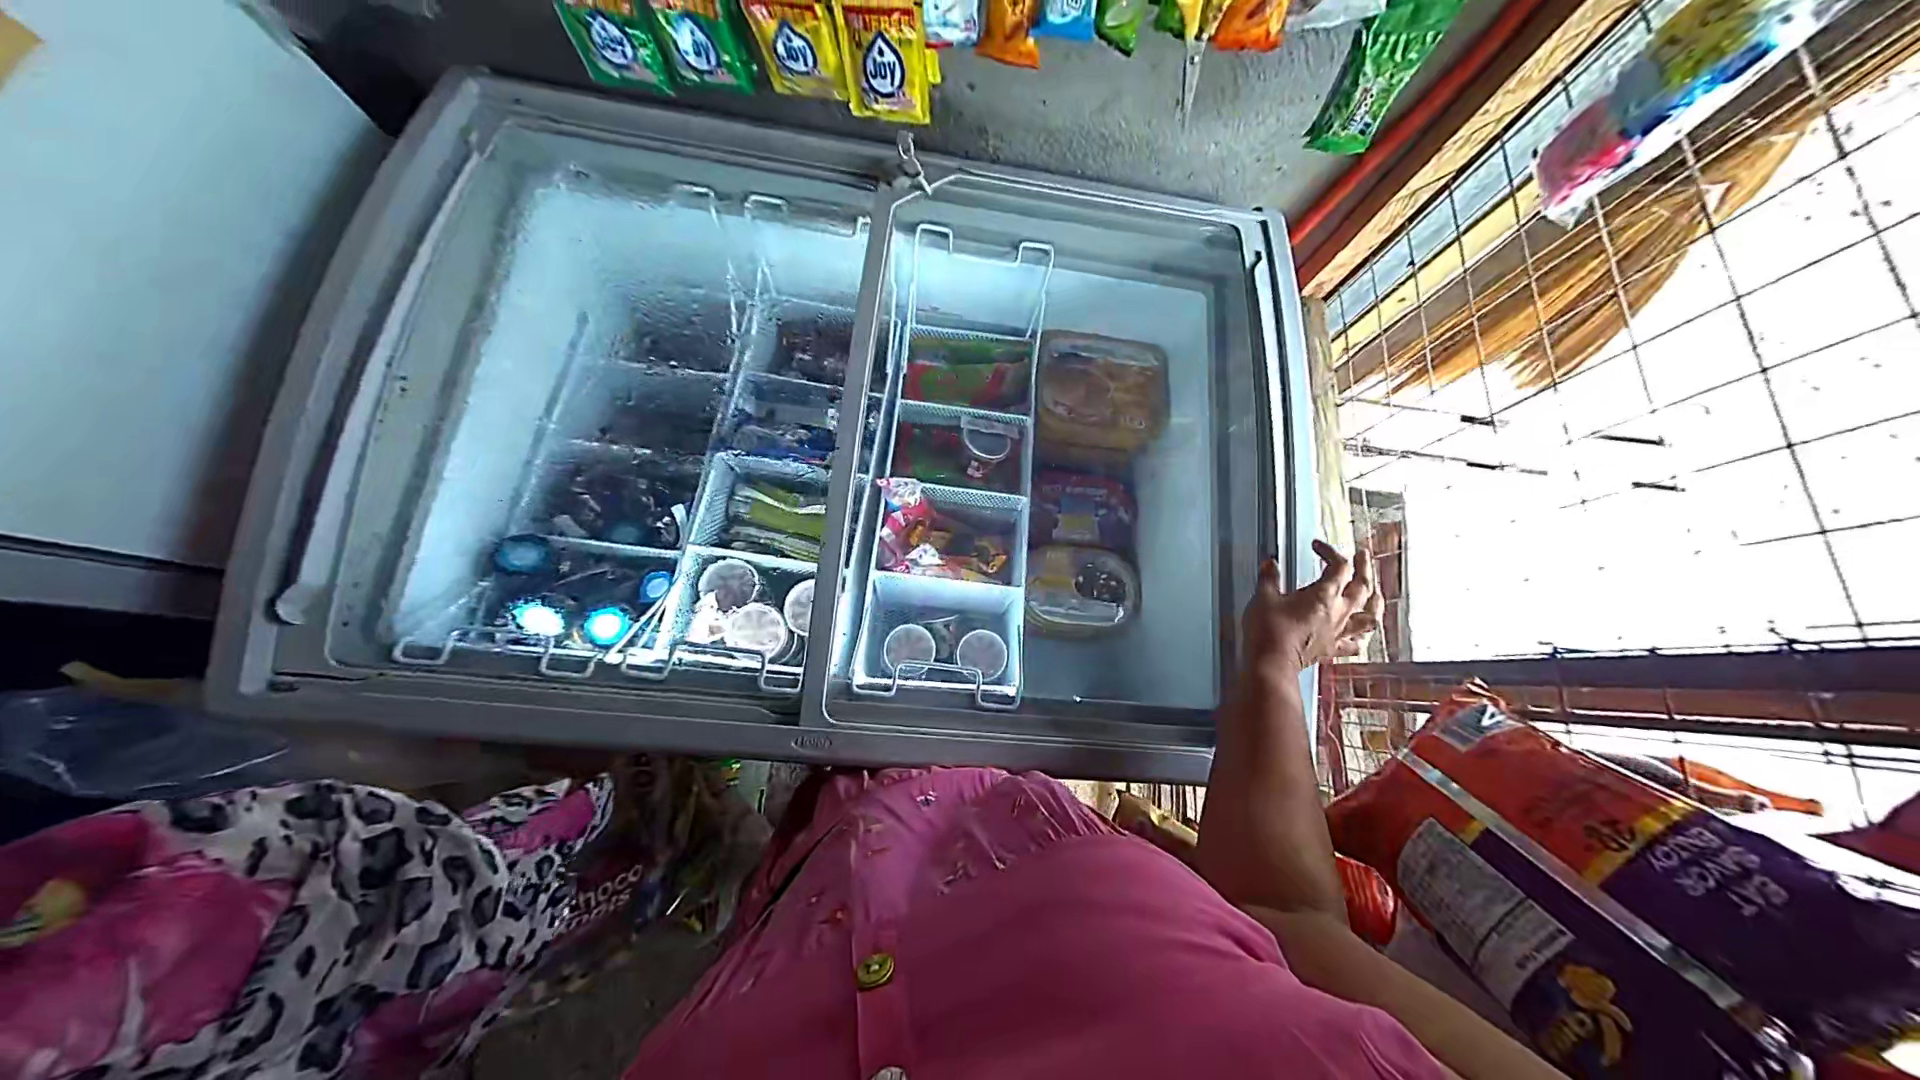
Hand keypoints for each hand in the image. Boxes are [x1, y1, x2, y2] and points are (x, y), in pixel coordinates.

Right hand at [1242, 541, 1381, 676]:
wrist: (1271, 663)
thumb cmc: (1268, 631)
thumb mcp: (1263, 597)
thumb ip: (1269, 578)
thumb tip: (1269, 564)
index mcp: (1324, 595)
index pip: (1339, 566)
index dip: (1331, 551)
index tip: (1318, 546)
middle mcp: (1338, 612)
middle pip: (1363, 586)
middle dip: (1365, 568)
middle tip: (1363, 556)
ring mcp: (1338, 633)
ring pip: (1370, 616)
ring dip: (1375, 602)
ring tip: (1375, 595)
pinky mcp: (1331, 650)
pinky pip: (1354, 644)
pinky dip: (1359, 638)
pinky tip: (1356, 636)